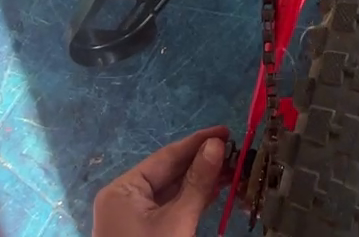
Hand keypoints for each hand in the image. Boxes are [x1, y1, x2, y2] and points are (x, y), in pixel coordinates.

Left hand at [93, 126, 229, 236]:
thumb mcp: (177, 222)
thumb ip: (197, 183)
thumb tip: (216, 145)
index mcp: (122, 189)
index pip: (166, 156)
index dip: (197, 143)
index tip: (226, 132)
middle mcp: (125, 199)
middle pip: (169, 172)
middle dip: (202, 163)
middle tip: (235, 152)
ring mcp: (134, 220)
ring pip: (172, 192)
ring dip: (201, 182)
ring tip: (232, 169)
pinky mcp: (145, 236)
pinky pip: (171, 209)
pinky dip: (193, 201)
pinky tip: (215, 191)